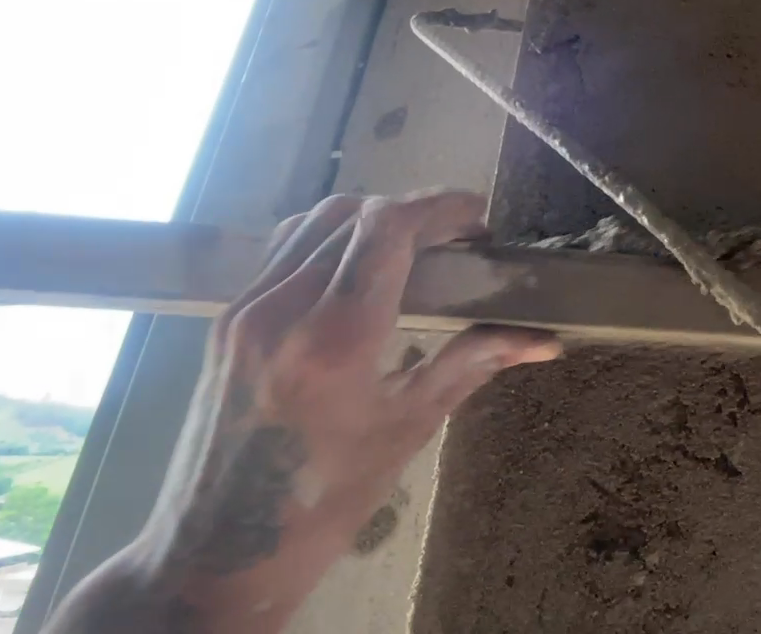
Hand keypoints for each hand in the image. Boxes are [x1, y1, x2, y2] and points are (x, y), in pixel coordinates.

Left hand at [45, 192, 560, 633]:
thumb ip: (476, 362)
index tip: (478, 215)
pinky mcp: (226, 317)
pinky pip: (284, 245)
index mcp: (335, 341)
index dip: (440, 206)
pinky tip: (359, 262)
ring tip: (414, 244)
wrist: (216, 555)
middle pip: (357, 213)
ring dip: (373, 217)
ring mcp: (246, 308)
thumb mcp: (410, 427)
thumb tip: (545, 339)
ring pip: (317, 219)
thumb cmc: (326, 498)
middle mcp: (283, 309)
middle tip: (457, 237)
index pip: (388, 230)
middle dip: (416, 212)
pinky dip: (332, 234)